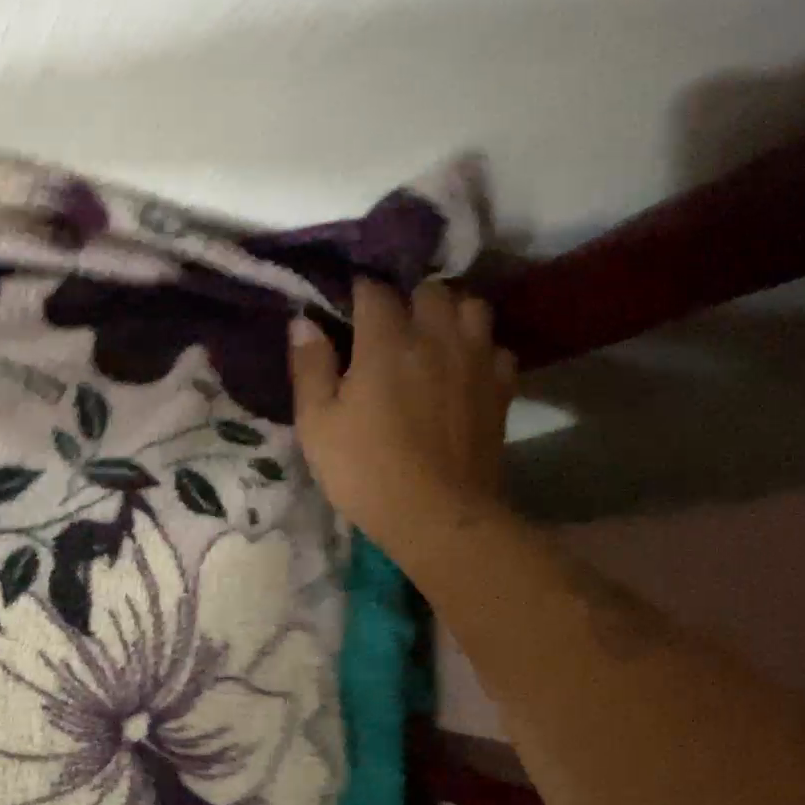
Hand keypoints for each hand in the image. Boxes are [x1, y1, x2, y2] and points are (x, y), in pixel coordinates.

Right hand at [289, 278, 516, 552]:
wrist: (436, 515)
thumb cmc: (363, 469)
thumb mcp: (316, 422)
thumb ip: (310, 367)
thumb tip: (304, 322)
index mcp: (386, 342)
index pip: (375, 291)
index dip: (357, 291)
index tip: (344, 304)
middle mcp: (437, 338)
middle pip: (430, 290)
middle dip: (406, 298)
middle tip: (386, 324)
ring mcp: (475, 360)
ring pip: (472, 307)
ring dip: (449, 313)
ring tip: (429, 335)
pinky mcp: (501, 387)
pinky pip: (495, 346)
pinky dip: (478, 347)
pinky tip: (460, 367)